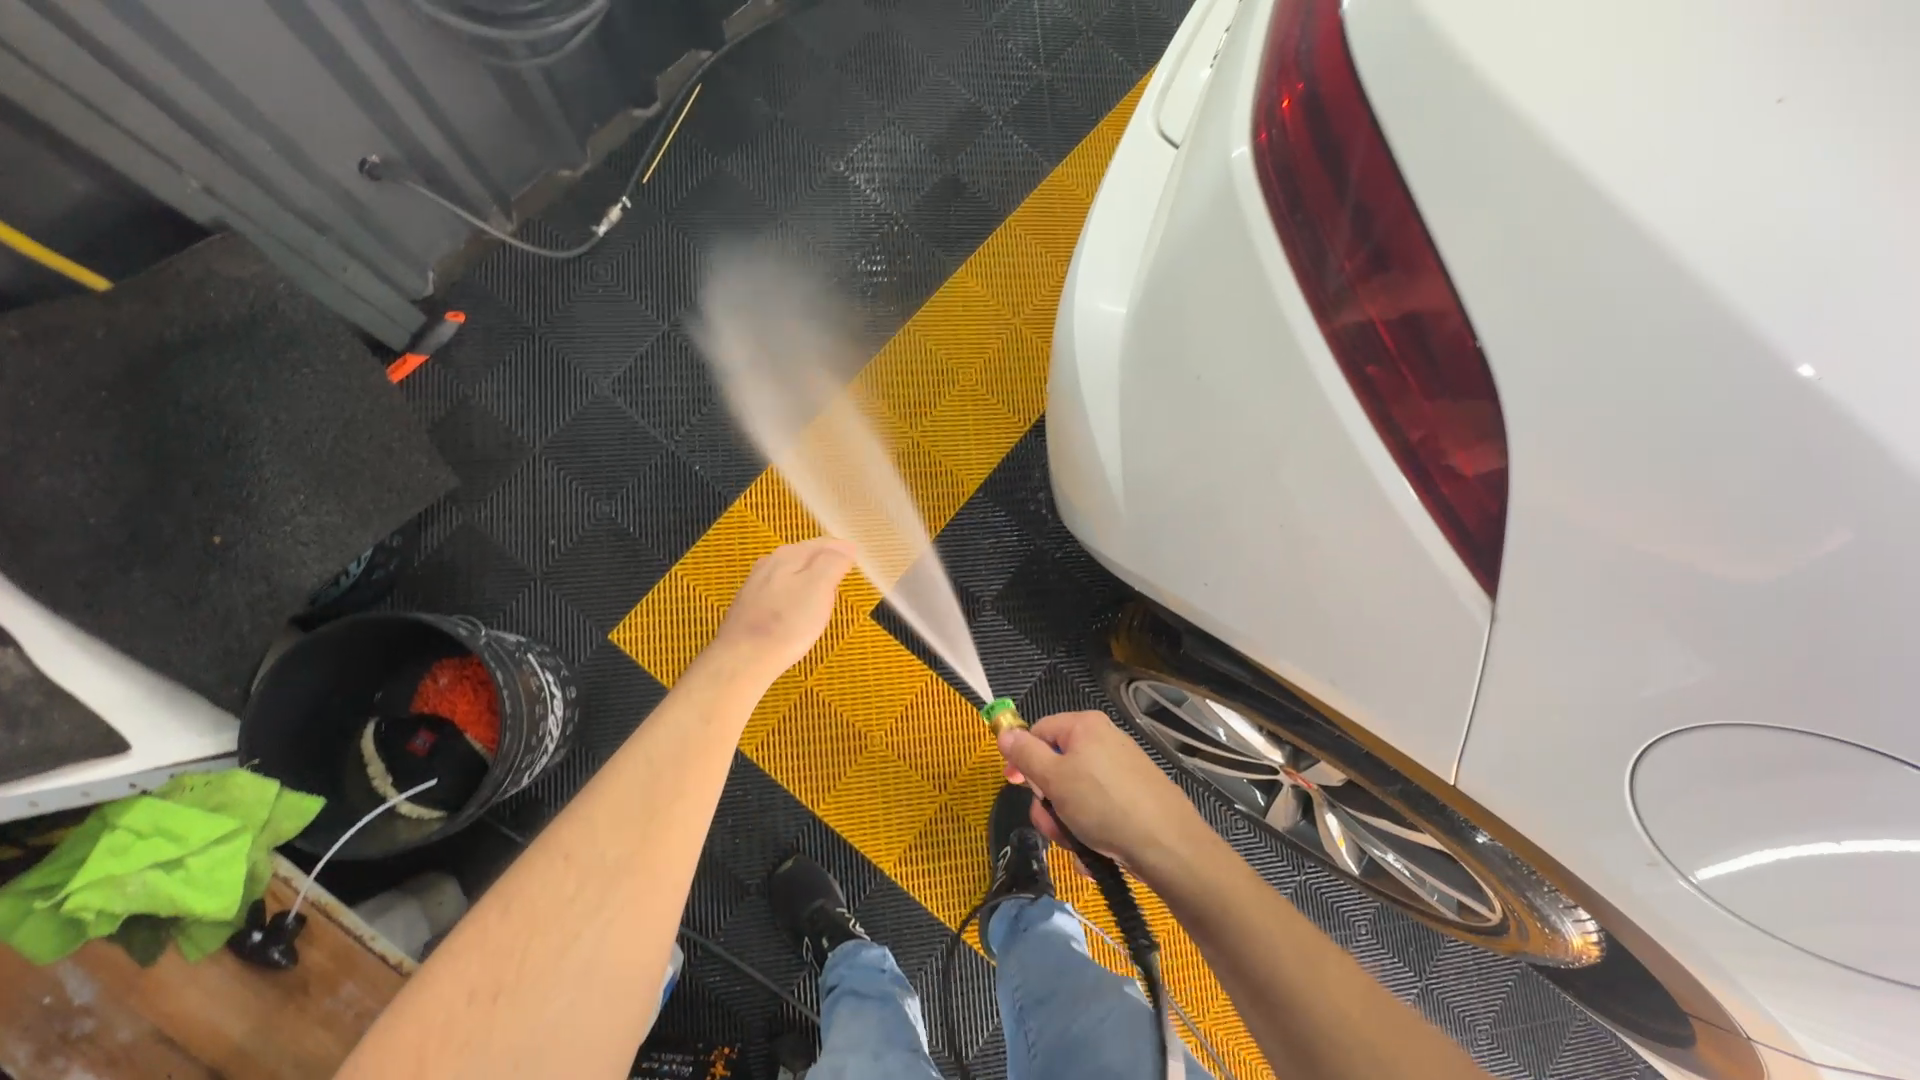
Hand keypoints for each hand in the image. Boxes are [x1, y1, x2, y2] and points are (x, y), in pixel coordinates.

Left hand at [707, 538, 856, 679]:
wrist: (745, 658)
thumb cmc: (787, 624)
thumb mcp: (819, 588)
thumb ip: (832, 563)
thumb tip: (845, 547)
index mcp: (789, 555)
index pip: (822, 544)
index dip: (841, 550)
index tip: (855, 559)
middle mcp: (769, 563)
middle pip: (804, 555)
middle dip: (824, 561)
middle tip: (842, 572)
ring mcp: (756, 583)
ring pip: (790, 572)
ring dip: (808, 577)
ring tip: (822, 589)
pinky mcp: (749, 604)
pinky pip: (779, 590)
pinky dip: (792, 593)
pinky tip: (795, 608)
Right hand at [997, 710, 1204, 873]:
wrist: (1167, 846)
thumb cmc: (1103, 804)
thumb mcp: (1054, 779)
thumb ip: (1025, 754)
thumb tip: (1005, 733)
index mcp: (1085, 726)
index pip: (1038, 731)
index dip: (1021, 757)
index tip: (1014, 785)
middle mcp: (1104, 742)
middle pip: (1056, 768)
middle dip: (1048, 802)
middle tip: (1054, 823)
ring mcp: (1121, 773)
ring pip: (1074, 797)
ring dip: (1066, 825)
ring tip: (1077, 844)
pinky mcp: (1133, 800)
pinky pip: (1096, 813)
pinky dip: (1089, 833)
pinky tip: (1095, 853)